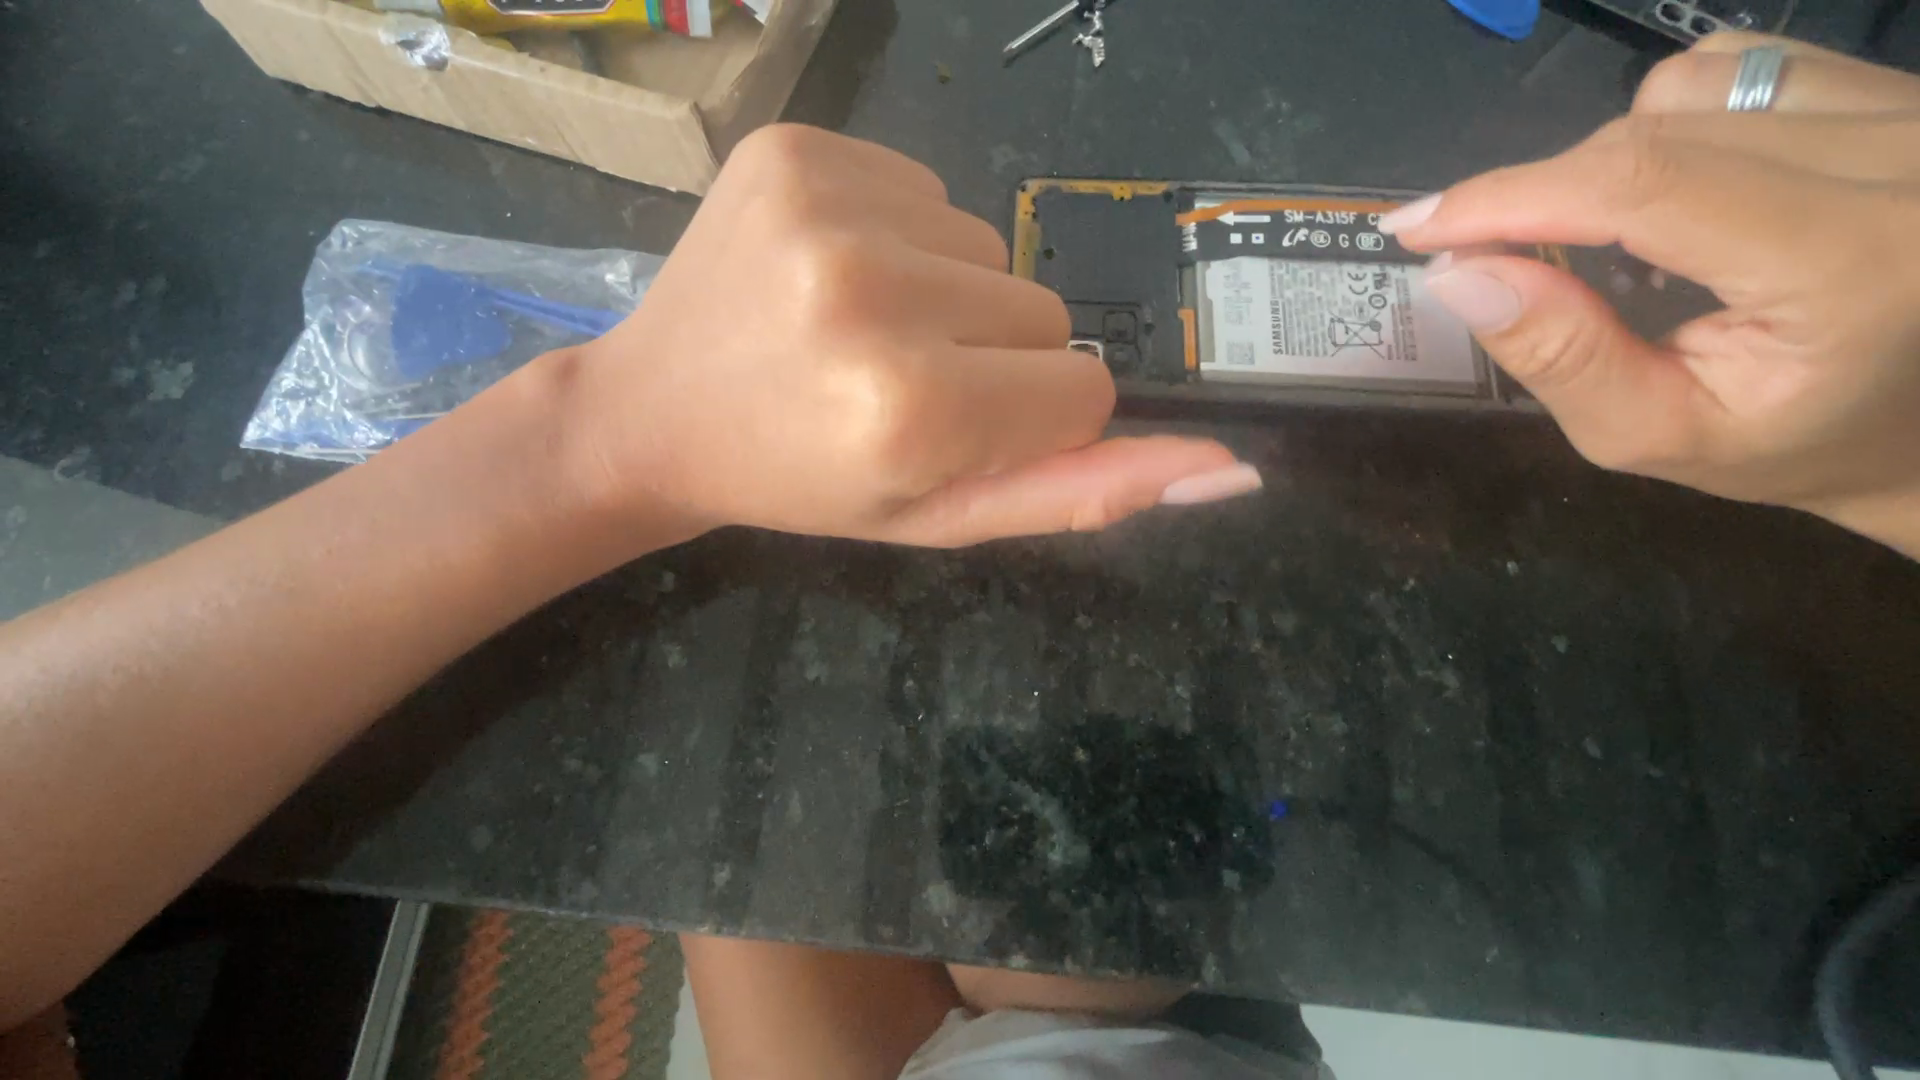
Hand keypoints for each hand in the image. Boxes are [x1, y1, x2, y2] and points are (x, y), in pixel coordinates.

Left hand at [558, 125, 1255, 548]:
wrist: (659, 415)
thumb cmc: (807, 485)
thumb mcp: (941, 519)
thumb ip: (1081, 495)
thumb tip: (1231, 469)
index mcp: (911, 409)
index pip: (1083, 392)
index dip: (1032, 420)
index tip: (957, 431)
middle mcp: (873, 295)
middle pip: (1045, 312)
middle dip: (995, 360)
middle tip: (899, 384)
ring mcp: (827, 206)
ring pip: (995, 248)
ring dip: (953, 298)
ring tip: (864, 334)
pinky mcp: (797, 146)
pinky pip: (930, 191)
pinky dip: (906, 239)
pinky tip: (836, 277)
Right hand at [1381, 33, 1919, 553]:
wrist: (1909, 412)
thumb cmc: (1779, 443)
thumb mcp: (1647, 433)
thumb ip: (1559, 357)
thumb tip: (1455, 274)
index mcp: (1847, 262)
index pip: (1641, 188)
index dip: (1507, 198)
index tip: (1414, 227)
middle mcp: (1902, 157)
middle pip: (1649, 137)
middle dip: (1531, 193)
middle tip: (1474, 252)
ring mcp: (1907, 110)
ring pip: (1682, 93)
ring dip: (1597, 163)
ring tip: (1598, 235)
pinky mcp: (1889, 91)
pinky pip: (1731, 70)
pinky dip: (1659, 125)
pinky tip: (1664, 187)